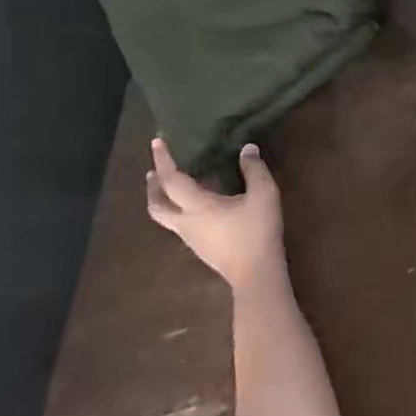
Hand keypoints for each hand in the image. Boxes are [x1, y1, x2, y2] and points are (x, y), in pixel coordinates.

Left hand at [146, 138, 284, 286]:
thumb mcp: (263, 194)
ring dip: (162, 198)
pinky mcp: (199, 247)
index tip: (156, 142)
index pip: (172, 179)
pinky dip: (177, 209)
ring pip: (165, 216)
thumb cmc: (256, 230)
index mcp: (197, 206)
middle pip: (157, 205)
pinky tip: (195, 206)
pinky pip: (178, 224)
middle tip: (153, 171)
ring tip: (169, 186)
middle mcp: (186, 222)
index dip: (163, 160)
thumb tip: (246, 148)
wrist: (255, 273)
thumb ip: (254, 169)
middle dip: (152, 186)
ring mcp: (190, 238)